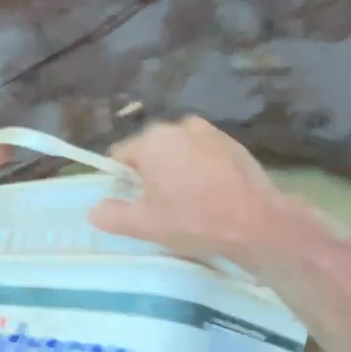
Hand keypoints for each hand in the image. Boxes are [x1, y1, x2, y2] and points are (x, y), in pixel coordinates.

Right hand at [90, 116, 298, 261]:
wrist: (256, 223)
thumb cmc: (193, 221)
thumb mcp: (144, 225)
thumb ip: (112, 215)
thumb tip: (94, 211)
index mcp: (153, 140)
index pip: (120, 156)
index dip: (121, 182)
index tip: (132, 204)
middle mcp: (180, 126)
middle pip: (152, 152)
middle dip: (151, 176)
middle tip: (160, 209)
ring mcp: (211, 133)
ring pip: (180, 153)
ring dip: (177, 173)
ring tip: (189, 205)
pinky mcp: (234, 145)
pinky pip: (205, 157)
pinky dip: (202, 172)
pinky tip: (211, 198)